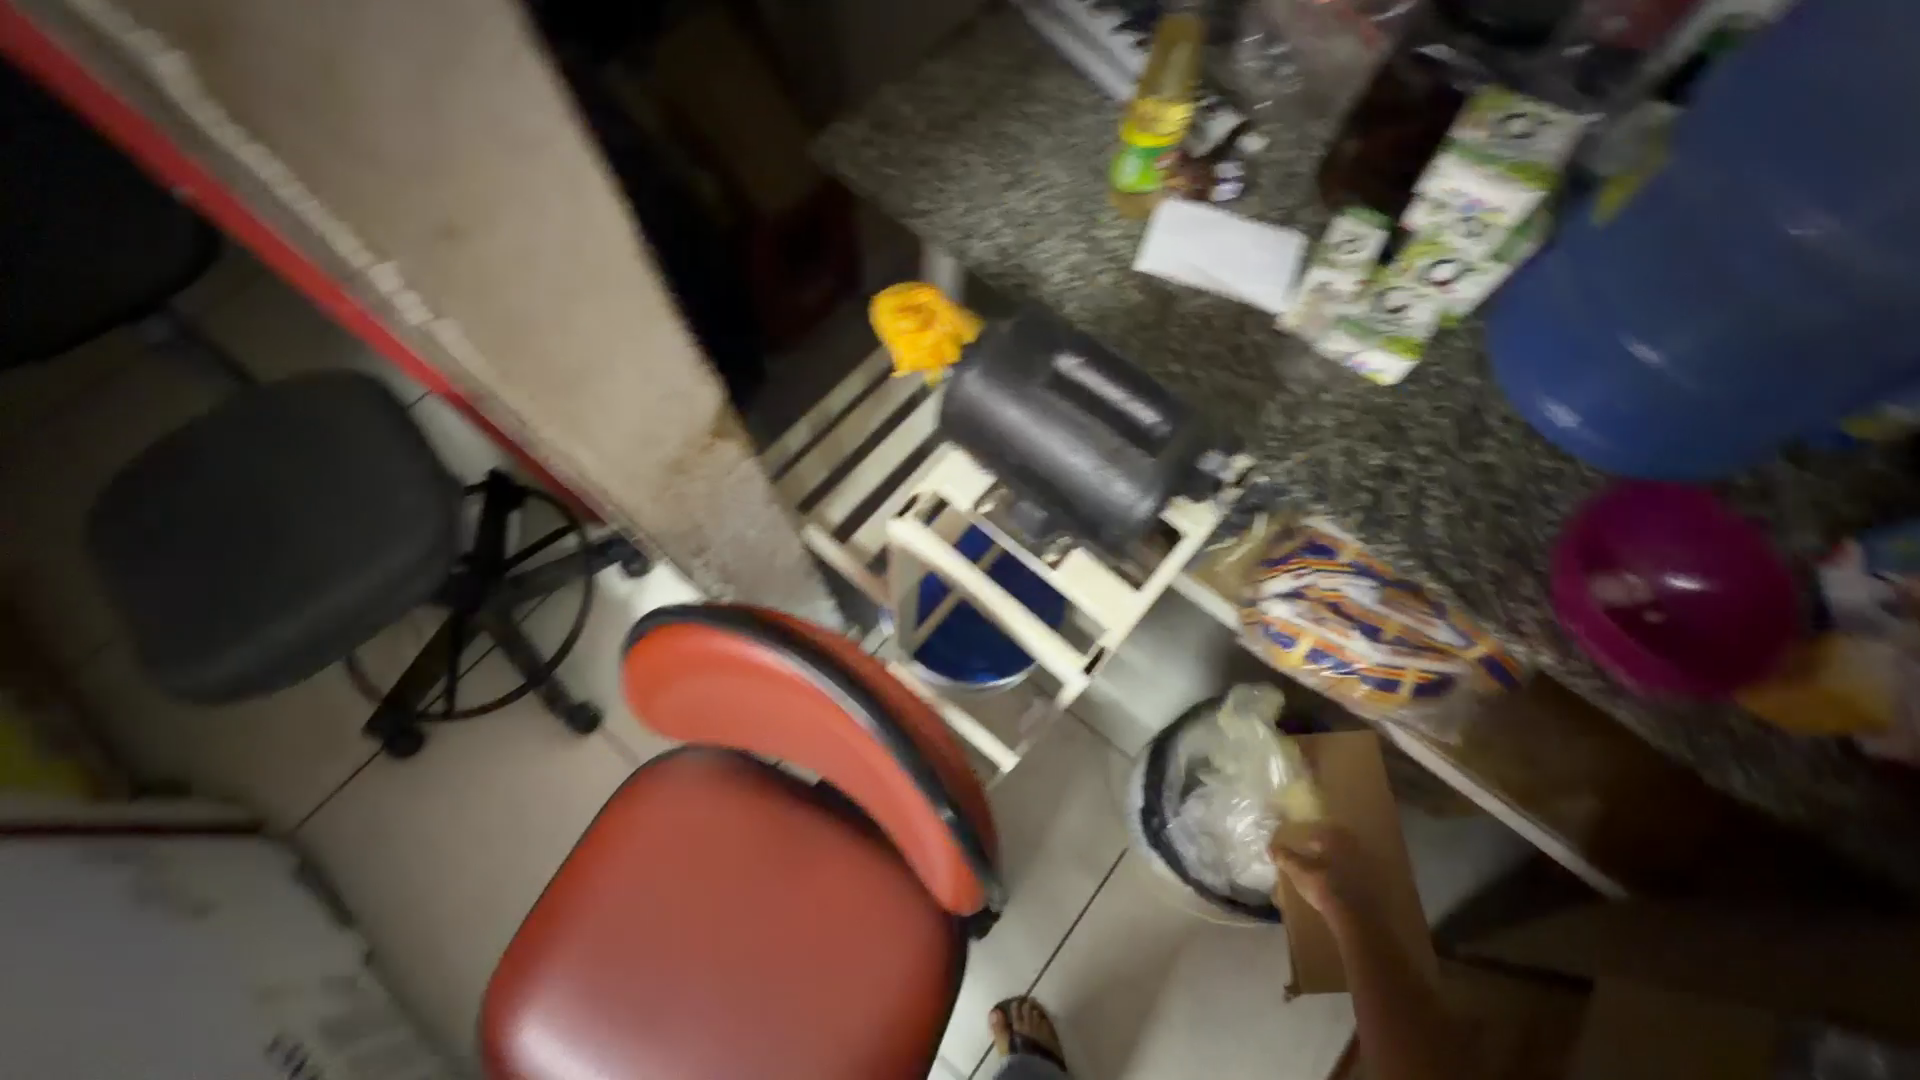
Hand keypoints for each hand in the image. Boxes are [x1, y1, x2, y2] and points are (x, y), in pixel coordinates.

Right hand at [1269, 822, 1369, 919]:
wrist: (1356, 917)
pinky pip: (1358, 877)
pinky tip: (1339, 890)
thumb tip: (1270, 847)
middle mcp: (1354, 848)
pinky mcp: (1375, 886)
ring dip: (1337, 866)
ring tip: (1324, 876)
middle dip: (1325, 851)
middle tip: (1313, 859)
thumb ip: (1284, 857)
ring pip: (1349, 861)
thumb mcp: (1298, 871)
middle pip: (1337, 845)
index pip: (1321, 831)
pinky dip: (1348, 881)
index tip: (1303, 845)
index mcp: (1336, 839)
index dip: (1310, 838)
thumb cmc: (1324, 886)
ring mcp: (1368, 867)